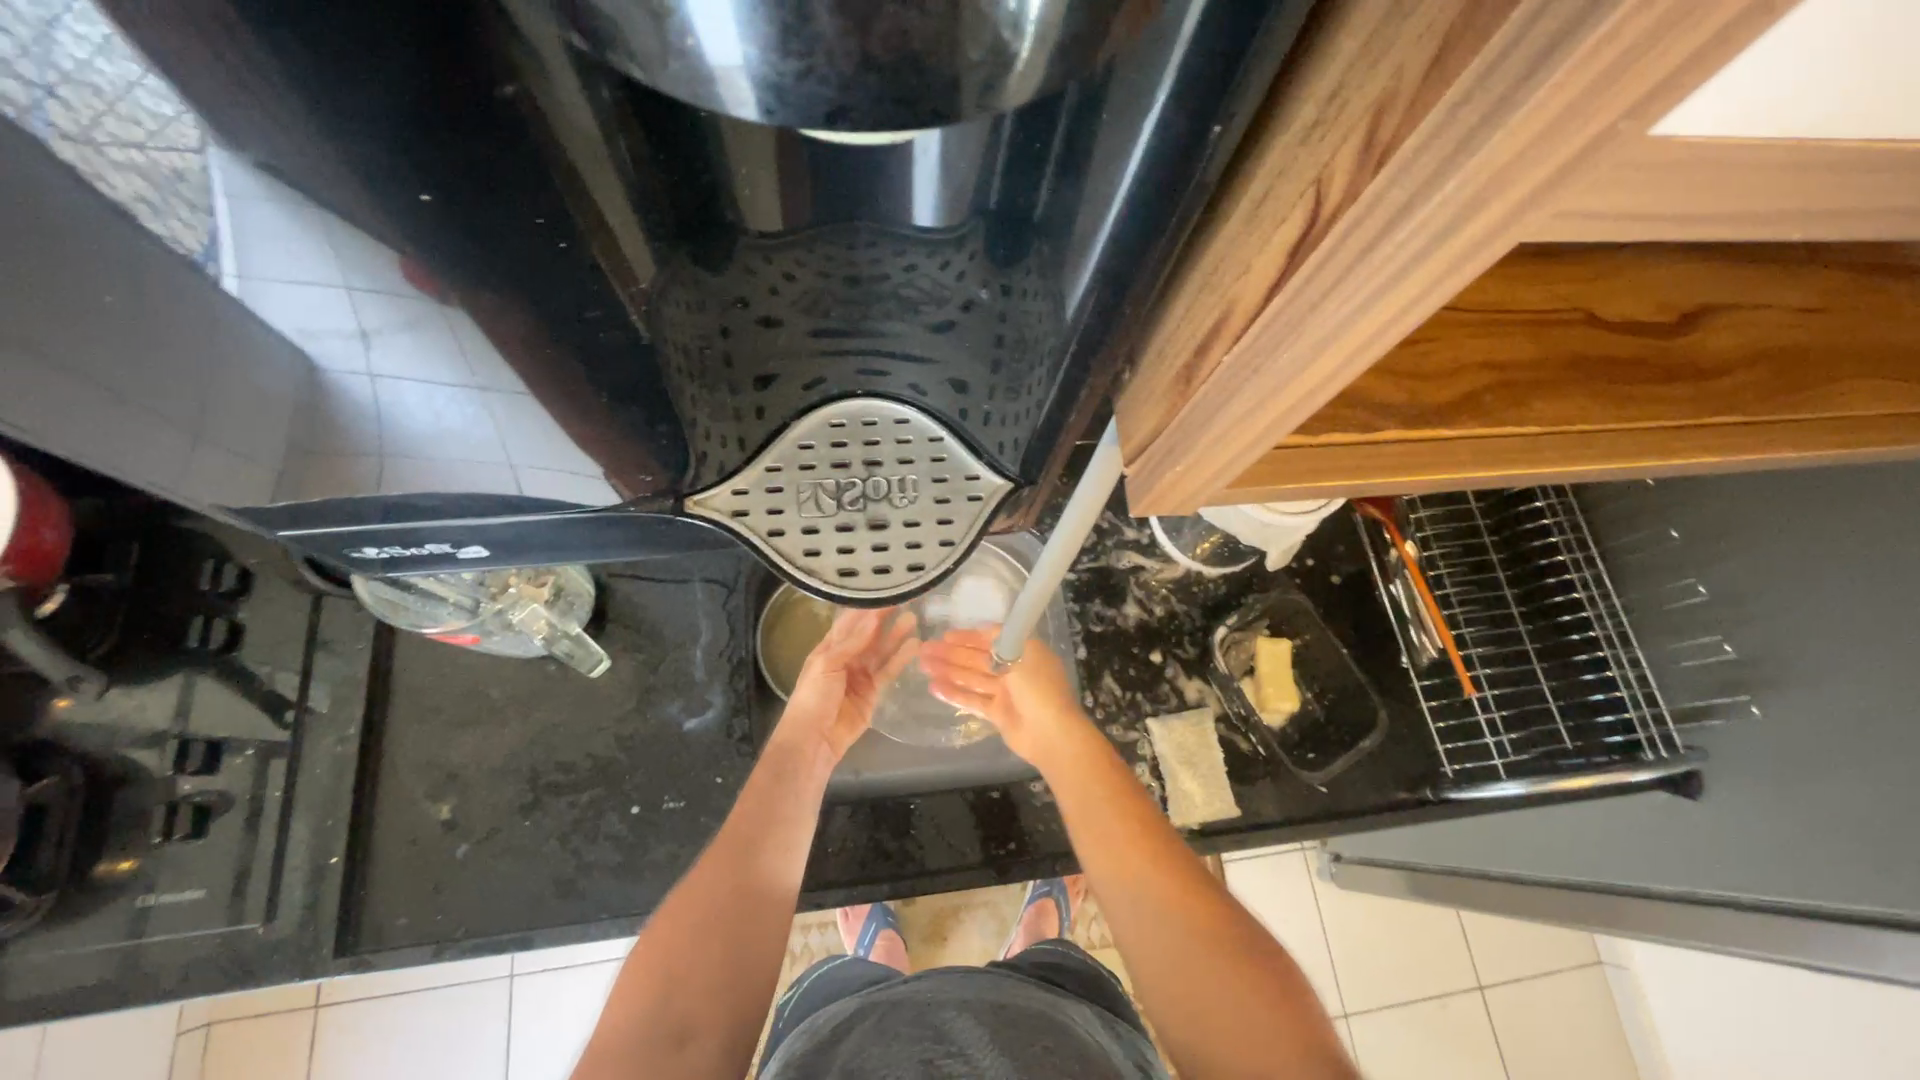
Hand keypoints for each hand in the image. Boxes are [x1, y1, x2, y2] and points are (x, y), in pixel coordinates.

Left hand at [779, 607, 918, 763]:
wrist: (814, 739)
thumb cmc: (812, 698)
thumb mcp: (827, 664)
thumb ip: (852, 642)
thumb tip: (873, 618)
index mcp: (828, 647)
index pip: (850, 622)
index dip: (868, 608)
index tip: (886, 592)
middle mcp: (846, 657)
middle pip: (869, 634)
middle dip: (885, 619)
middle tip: (905, 601)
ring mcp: (861, 675)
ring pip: (881, 650)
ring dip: (895, 636)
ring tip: (913, 619)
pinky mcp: (873, 691)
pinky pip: (888, 671)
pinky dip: (900, 659)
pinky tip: (914, 646)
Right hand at [918, 627, 1093, 769]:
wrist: (1051, 733)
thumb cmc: (1039, 688)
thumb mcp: (1022, 654)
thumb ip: (1001, 641)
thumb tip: (983, 631)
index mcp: (1024, 652)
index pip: (992, 639)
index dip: (969, 636)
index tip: (946, 634)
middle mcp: (1014, 670)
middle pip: (978, 658)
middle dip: (952, 653)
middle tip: (924, 649)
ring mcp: (1005, 693)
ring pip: (972, 678)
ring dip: (948, 671)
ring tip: (923, 665)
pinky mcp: (997, 713)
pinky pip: (973, 700)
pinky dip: (954, 693)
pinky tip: (934, 687)